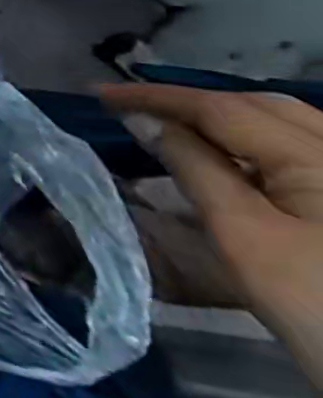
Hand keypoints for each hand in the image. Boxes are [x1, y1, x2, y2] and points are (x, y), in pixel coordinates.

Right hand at [101, 84, 322, 384]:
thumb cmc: (316, 303)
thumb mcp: (242, 235)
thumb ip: (194, 168)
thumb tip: (144, 122)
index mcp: (321, 161)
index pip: (222, 108)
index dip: (156, 96)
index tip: (98, 93)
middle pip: (263, 108)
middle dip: (192, 101)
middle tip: (131, 107)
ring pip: (290, 125)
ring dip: (224, 118)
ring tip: (171, 124)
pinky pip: (306, 149)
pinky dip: (255, 141)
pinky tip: (229, 156)